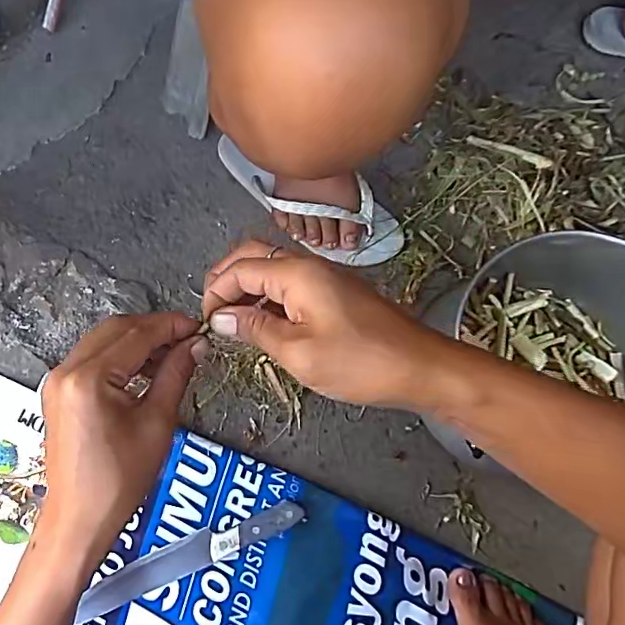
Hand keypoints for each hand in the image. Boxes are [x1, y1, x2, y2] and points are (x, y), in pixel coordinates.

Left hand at [37, 312, 204, 565]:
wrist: (80, 518)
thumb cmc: (114, 483)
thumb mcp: (157, 423)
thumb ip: (175, 375)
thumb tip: (193, 348)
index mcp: (88, 379)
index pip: (137, 334)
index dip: (172, 327)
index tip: (196, 328)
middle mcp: (66, 374)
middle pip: (118, 329)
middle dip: (155, 330)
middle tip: (187, 339)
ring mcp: (58, 383)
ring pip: (104, 340)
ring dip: (139, 342)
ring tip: (172, 356)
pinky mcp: (60, 393)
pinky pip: (93, 359)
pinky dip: (121, 357)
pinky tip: (146, 370)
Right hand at [199, 242, 457, 409]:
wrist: (419, 367)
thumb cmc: (362, 363)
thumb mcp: (298, 352)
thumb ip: (255, 329)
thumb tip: (220, 318)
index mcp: (297, 273)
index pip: (239, 268)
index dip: (215, 292)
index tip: (205, 322)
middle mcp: (310, 265)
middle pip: (253, 257)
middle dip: (226, 280)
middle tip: (213, 314)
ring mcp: (325, 278)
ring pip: (272, 270)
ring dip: (247, 290)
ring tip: (234, 324)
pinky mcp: (336, 293)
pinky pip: (292, 285)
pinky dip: (269, 298)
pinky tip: (265, 325)